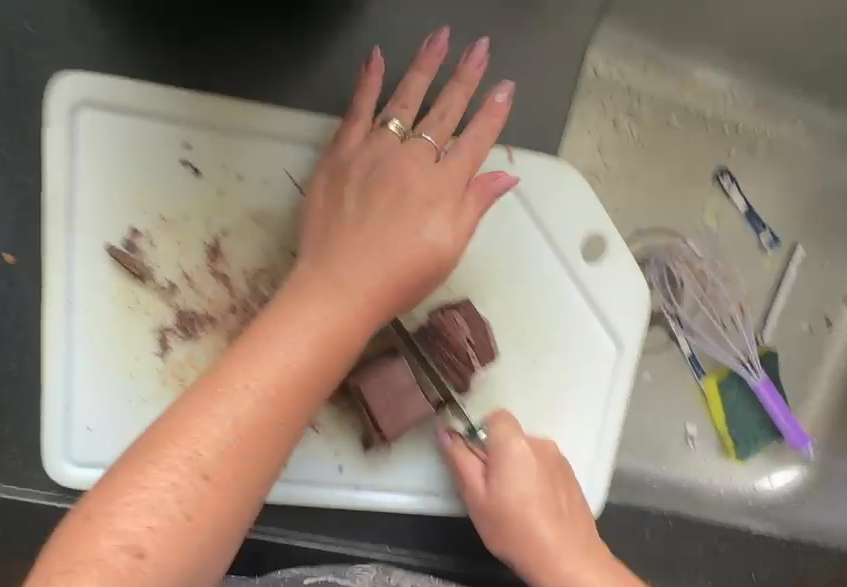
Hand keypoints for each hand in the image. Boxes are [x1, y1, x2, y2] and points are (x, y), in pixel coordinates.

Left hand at [289, 29, 516, 328]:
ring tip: (440, 38)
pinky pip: (356, 110)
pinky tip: (375, 59)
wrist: (339, 288)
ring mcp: (374, 153)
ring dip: (424, 66)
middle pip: (444, 112)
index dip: (493, 113)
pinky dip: (367, 82)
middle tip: (479, 47)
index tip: (506, 87)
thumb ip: (474, 207)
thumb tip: (506, 177)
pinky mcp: (340, 156)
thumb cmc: (398, 280)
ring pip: (404, 100)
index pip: (476, 141)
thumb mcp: (448, 251)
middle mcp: (413, 160)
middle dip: (465, 77)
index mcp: (444, 187)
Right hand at [438, 410, 617, 586]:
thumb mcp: (475, 496)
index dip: (480, 434)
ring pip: (527, 455)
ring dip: (516, 470)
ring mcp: (560, 460)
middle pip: (511, 437)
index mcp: (514, 443)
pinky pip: (543, 469)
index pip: (494, 416)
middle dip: (497, 456)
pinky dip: (534, 482)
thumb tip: (445, 431)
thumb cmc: (512, 529)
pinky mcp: (571, 477)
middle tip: (490, 493)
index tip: (474, 463)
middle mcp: (540, 443)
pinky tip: (533, 511)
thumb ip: (459, 459)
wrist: (566, 558)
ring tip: (513, 506)